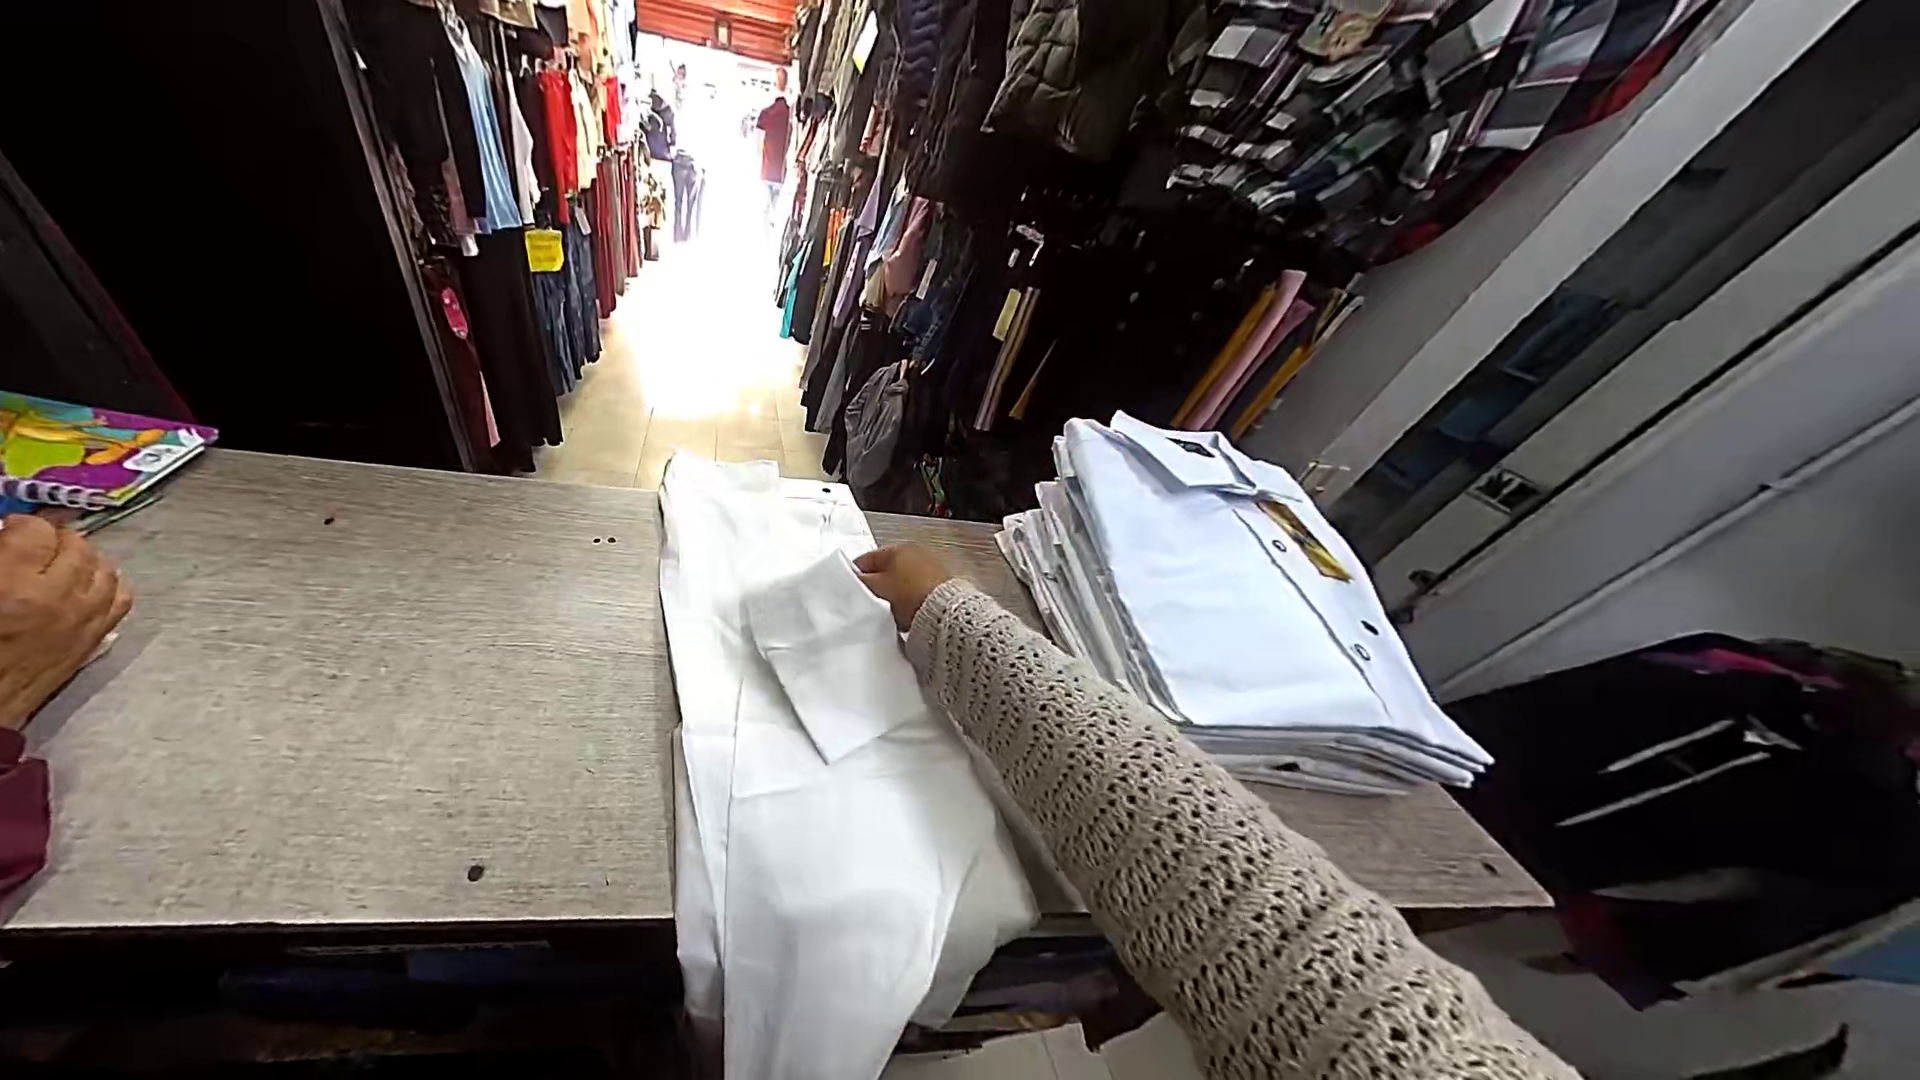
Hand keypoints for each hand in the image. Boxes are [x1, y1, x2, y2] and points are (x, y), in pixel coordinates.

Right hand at [0, 516, 131, 731]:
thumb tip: (3, 539)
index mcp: (12, 588)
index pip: (36, 535)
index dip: (20, 524)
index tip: (6, 524)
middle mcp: (61, 599)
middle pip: (77, 548)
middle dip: (55, 537)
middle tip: (32, 536)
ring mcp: (87, 617)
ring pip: (105, 568)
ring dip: (85, 556)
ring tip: (59, 555)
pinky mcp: (97, 635)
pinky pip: (119, 595)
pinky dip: (106, 580)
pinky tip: (86, 579)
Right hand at [854, 544, 954, 630]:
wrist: (942, 612)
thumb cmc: (907, 595)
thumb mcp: (876, 587)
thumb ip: (861, 581)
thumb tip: (856, 579)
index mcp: (896, 549)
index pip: (866, 559)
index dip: (854, 575)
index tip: (848, 591)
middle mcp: (914, 553)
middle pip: (884, 570)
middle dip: (874, 585)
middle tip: (866, 601)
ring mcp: (928, 568)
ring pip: (899, 581)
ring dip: (891, 594)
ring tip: (886, 610)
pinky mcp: (938, 584)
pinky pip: (914, 590)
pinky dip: (907, 600)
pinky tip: (904, 613)